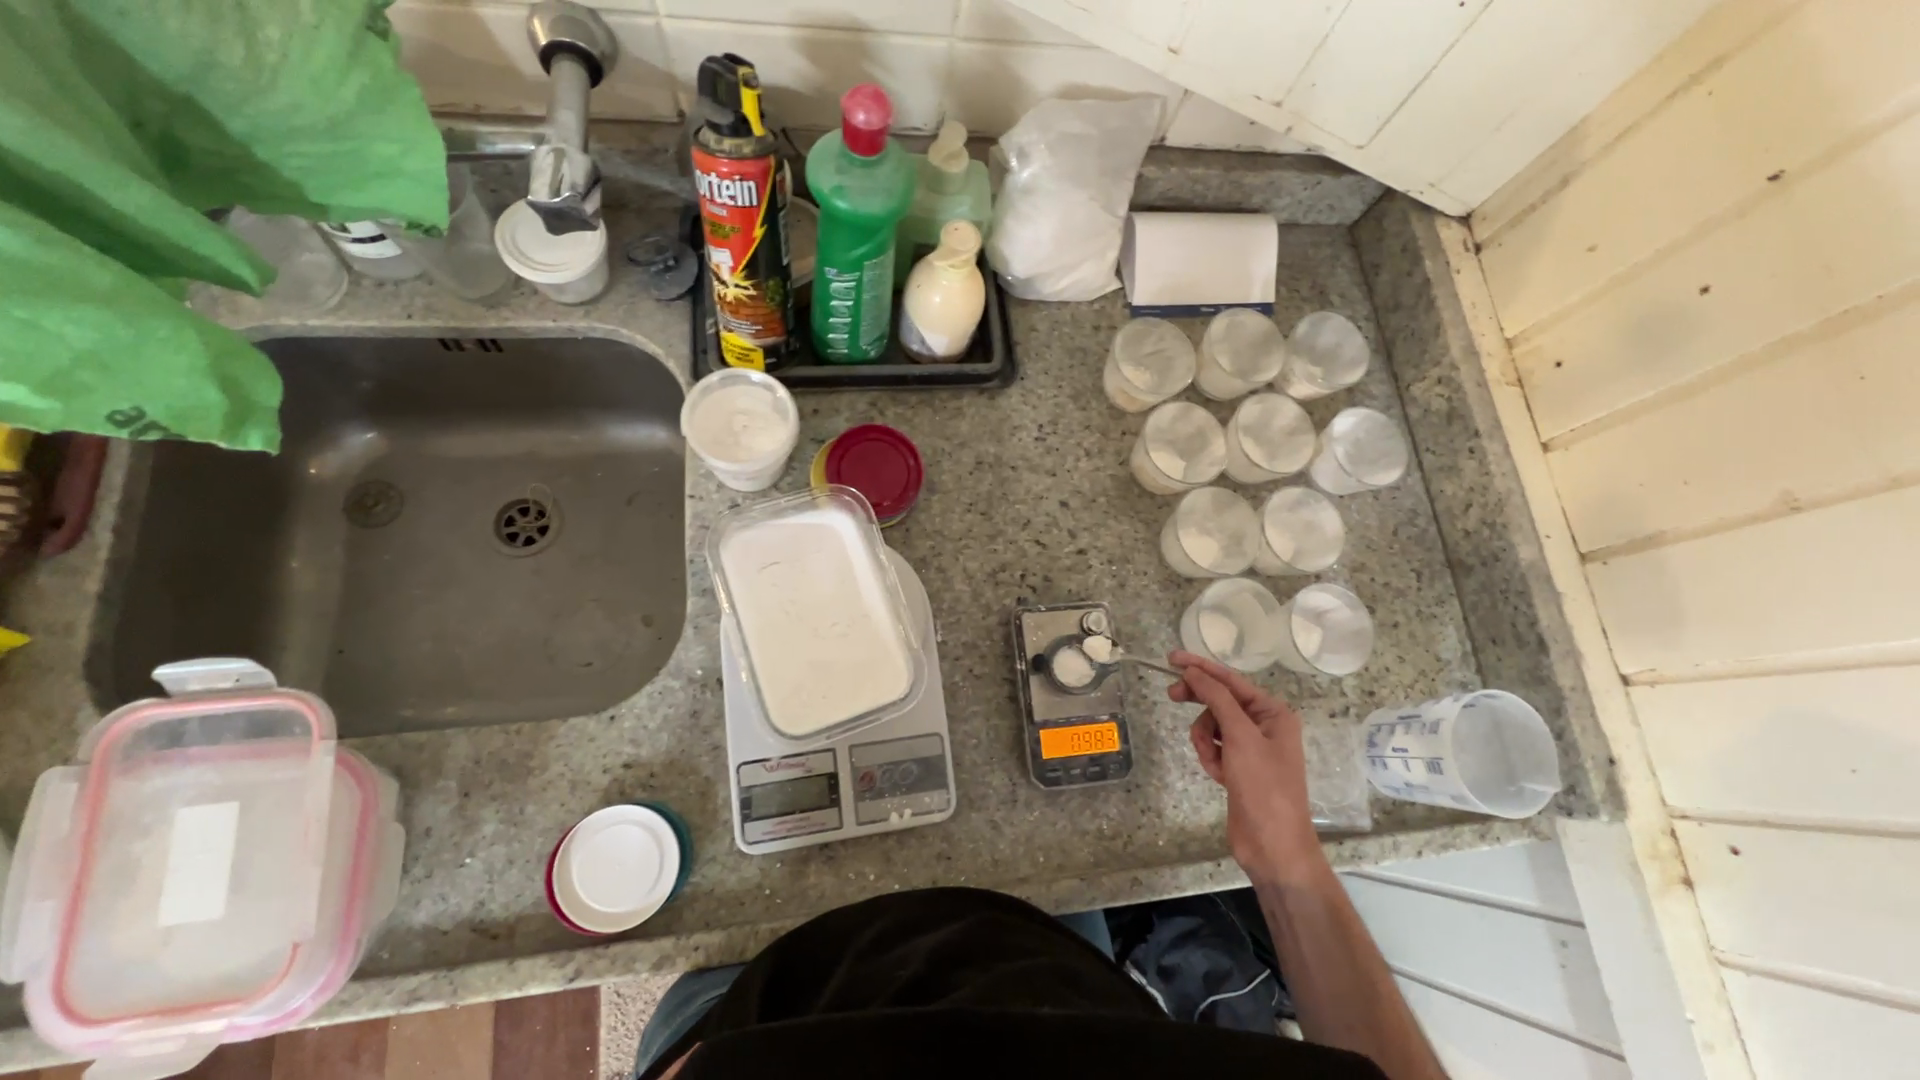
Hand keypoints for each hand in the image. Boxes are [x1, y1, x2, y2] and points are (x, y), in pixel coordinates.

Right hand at [1168, 650, 1325, 886]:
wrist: (1273, 844)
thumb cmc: (1264, 786)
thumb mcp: (1240, 737)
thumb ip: (1217, 699)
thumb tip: (1195, 672)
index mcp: (1273, 713)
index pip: (1231, 680)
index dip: (1201, 668)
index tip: (1172, 658)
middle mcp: (1264, 726)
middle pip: (1220, 701)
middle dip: (1199, 703)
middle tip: (1171, 696)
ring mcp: (1251, 749)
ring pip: (1212, 726)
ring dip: (1205, 740)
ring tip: (1214, 761)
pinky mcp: (1238, 769)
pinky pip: (1213, 749)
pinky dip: (1210, 758)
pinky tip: (1218, 776)